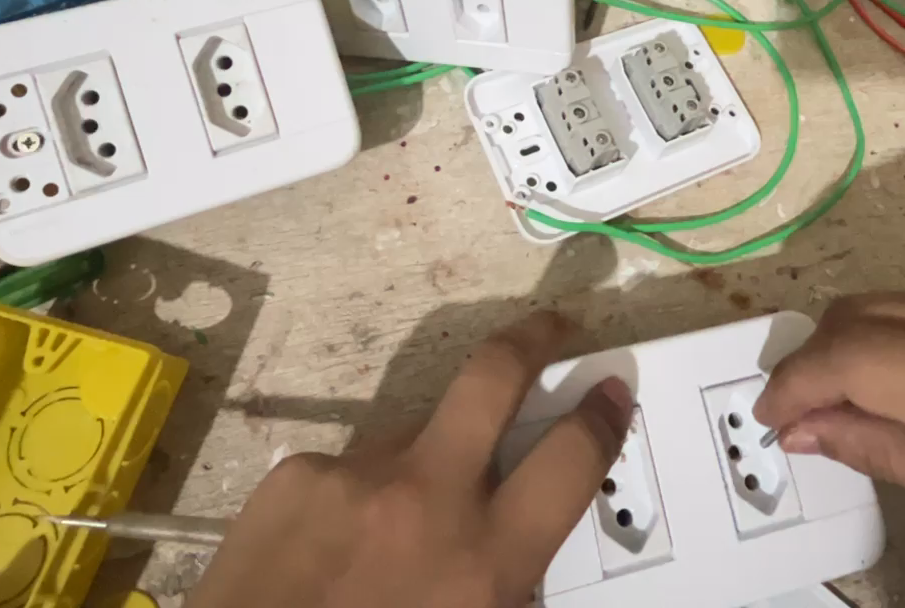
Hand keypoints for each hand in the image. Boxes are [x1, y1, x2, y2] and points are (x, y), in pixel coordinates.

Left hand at [189, 312, 629, 607]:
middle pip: (493, 376)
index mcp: (483, 561)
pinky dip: (355, 498)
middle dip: (533, 338)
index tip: (611, 391)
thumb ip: (503, 579)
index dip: (600, 419)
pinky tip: (326, 551)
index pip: (569, 461)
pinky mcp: (294, 474)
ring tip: (391, 528)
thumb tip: (515, 536)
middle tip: (553, 325)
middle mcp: (425, 498)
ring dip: (421, 461)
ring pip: (414, 434)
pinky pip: (348, 470)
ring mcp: (354, 473)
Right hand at [755, 270, 904, 607]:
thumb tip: (806, 428)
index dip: (794, 384)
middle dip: (816, 358)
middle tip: (809, 415)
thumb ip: (895, 453)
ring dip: (860, 343)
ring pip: (894, 298)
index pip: (848, 355)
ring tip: (871, 403)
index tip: (770, 420)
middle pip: (857, 309)